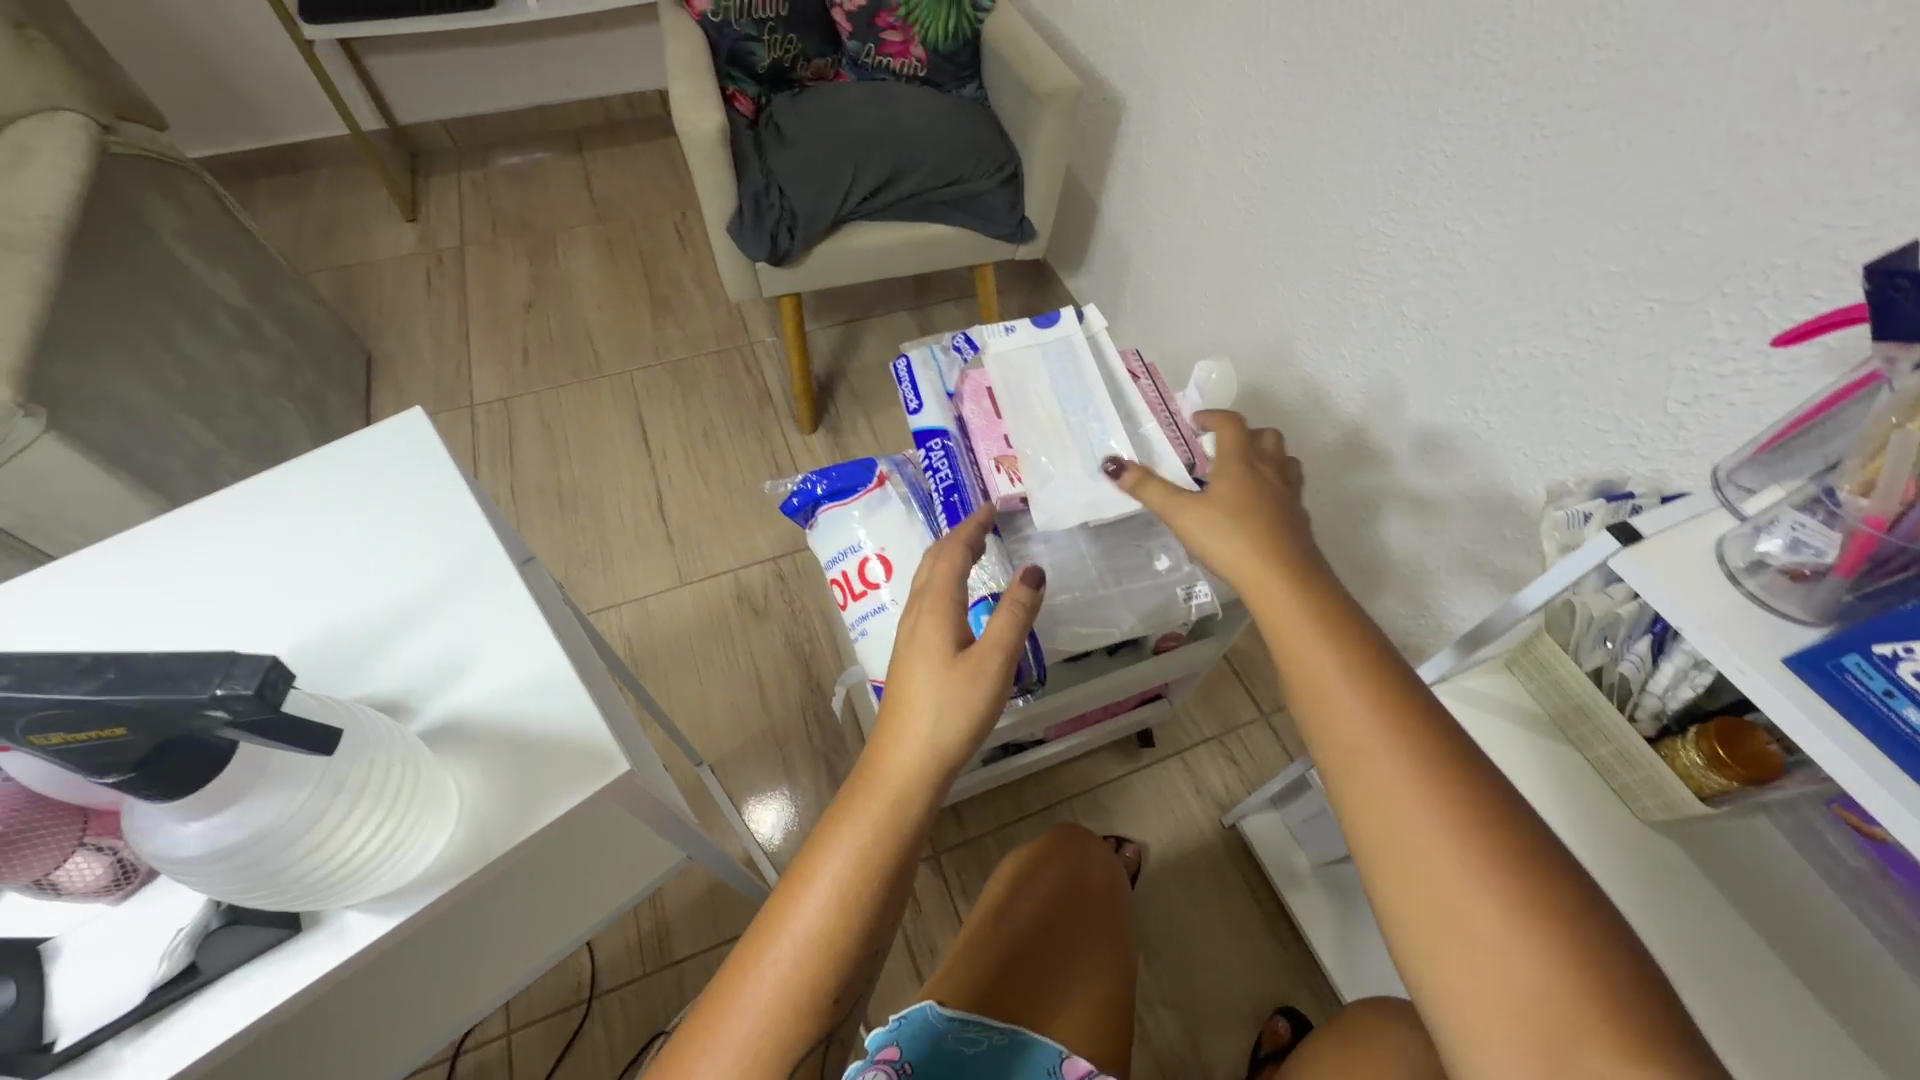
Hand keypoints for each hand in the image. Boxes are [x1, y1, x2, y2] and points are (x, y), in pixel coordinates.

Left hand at [870, 507, 1045, 777]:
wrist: (905, 762)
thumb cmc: (952, 711)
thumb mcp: (994, 663)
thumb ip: (1014, 614)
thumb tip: (1033, 569)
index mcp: (936, 607)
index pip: (953, 551)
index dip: (972, 525)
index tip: (993, 506)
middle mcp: (917, 613)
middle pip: (934, 560)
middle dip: (959, 536)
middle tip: (986, 523)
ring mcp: (909, 634)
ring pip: (926, 581)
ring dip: (949, 558)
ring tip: (975, 552)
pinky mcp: (909, 655)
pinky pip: (926, 600)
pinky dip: (944, 582)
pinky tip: (957, 602)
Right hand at [1103, 410, 1329, 597]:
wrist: (1283, 577)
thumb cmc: (1229, 539)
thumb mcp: (1180, 515)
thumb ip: (1148, 489)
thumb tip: (1113, 465)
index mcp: (1239, 462)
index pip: (1231, 423)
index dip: (1213, 417)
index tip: (1196, 422)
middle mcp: (1269, 469)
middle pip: (1266, 435)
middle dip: (1244, 434)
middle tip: (1222, 448)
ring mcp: (1289, 493)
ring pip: (1285, 459)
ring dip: (1267, 456)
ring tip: (1245, 473)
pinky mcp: (1300, 517)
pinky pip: (1291, 488)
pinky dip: (1276, 486)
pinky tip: (1260, 507)